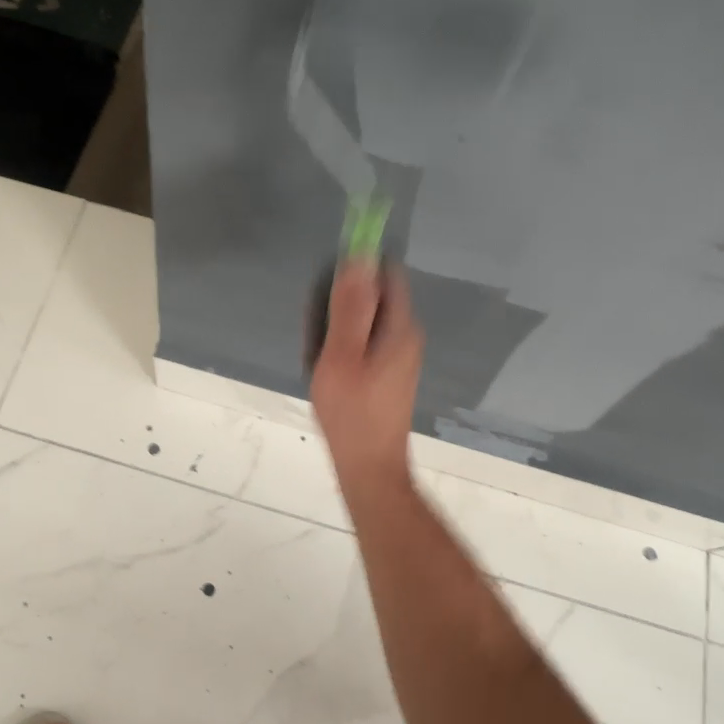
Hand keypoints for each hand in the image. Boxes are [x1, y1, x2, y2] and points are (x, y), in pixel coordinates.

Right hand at [310, 260, 423, 482]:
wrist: (368, 467)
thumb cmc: (351, 412)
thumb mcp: (341, 355)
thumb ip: (349, 307)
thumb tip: (359, 256)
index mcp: (400, 327)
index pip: (387, 273)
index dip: (356, 270)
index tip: (326, 289)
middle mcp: (407, 336)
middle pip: (375, 296)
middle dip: (342, 303)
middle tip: (316, 331)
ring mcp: (400, 356)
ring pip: (367, 321)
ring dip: (339, 327)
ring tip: (318, 354)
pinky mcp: (389, 374)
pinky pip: (365, 342)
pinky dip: (343, 347)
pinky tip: (327, 370)